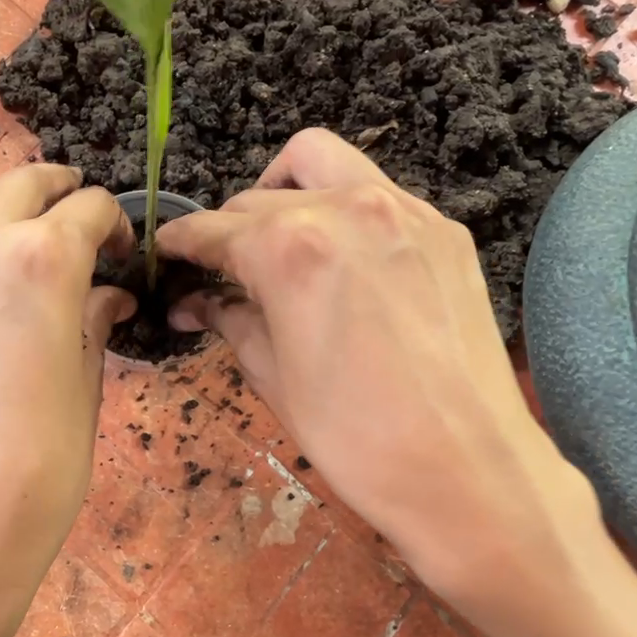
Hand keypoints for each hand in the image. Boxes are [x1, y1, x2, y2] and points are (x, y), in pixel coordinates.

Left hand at [0, 164, 134, 636]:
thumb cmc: (42, 462)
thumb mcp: (86, 383)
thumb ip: (94, 320)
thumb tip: (108, 296)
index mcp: (41, 257)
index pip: (87, 207)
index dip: (113, 222)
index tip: (117, 247)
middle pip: (21, 182)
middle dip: (57, 189)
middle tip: (73, 215)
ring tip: (15, 239)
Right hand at [156, 129, 600, 622]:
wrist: (470, 473)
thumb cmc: (353, 436)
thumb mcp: (273, 377)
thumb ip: (230, 320)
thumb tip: (193, 304)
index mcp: (288, 248)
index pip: (213, 228)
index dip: (180, 241)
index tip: (165, 250)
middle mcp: (344, 207)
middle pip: (258, 197)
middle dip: (228, 229)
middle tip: (222, 272)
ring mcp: (403, 210)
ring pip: (320, 163)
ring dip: (284, 192)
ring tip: (278, 242)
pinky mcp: (443, 229)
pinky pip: (374, 192)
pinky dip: (340, 210)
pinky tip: (341, 261)